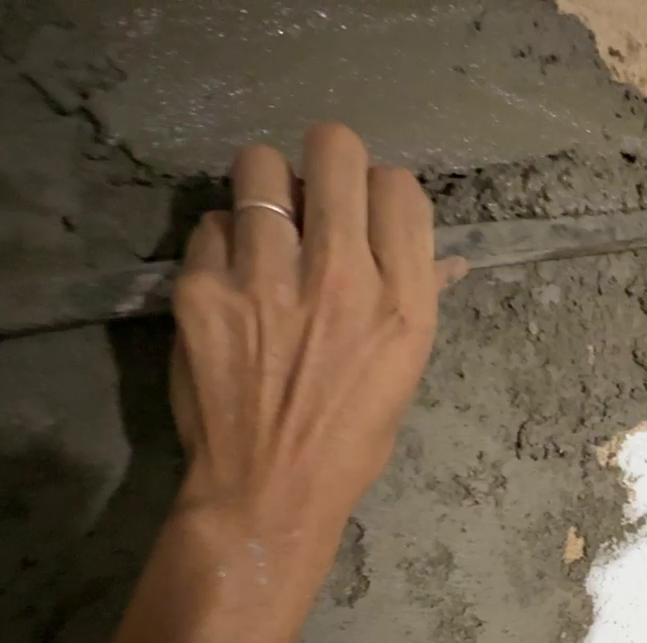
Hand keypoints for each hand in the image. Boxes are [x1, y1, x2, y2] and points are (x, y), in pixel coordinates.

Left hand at [169, 122, 465, 559]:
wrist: (269, 489)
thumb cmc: (352, 441)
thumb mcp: (405, 374)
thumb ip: (416, 303)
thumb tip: (444, 260)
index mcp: (403, 306)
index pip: (400, 188)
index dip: (385, 193)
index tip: (371, 216)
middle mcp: (342, 279)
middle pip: (334, 149)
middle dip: (329, 164)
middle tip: (319, 199)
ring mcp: (267, 279)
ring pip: (260, 167)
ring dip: (270, 192)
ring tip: (269, 230)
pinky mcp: (202, 288)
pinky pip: (213, 222)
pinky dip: (226, 240)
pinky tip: (235, 278)